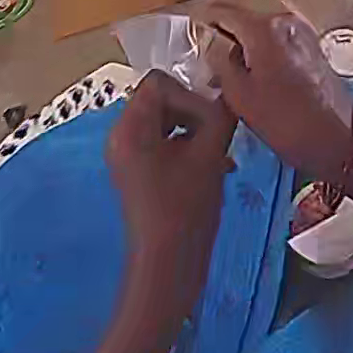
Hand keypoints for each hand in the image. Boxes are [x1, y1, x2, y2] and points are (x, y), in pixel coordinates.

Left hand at [106, 72, 237, 259]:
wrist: (168, 270)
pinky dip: (188, 145)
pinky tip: (212, 166)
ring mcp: (128, 155)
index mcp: (130, 128)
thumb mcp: (209, 154)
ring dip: (194, 129)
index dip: (189, 94)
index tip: (209, 120)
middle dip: (193, 112)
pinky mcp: (138, 172)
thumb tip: (231, 93)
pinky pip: (164, 140)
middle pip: (162, 99)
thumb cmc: (185, 210)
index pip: (159, 82)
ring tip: (216, 153)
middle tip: (215, 136)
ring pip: (166, 120)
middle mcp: (121, 136)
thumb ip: (220, 115)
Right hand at [201, 0, 352, 177]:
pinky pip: (277, 40)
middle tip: (206, 61)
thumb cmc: (285, 119)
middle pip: (243, 19)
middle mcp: (283, 20)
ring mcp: (301, 30)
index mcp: (263, 28)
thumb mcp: (240, 95)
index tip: (189, 34)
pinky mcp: (311, 45)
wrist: (339, 138)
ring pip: (261, 31)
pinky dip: (262, 51)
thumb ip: (220, 61)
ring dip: (243, 45)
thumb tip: (211, 41)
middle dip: (224, 35)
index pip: (223, 10)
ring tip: (228, 73)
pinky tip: (254, 76)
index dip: (203, 20)